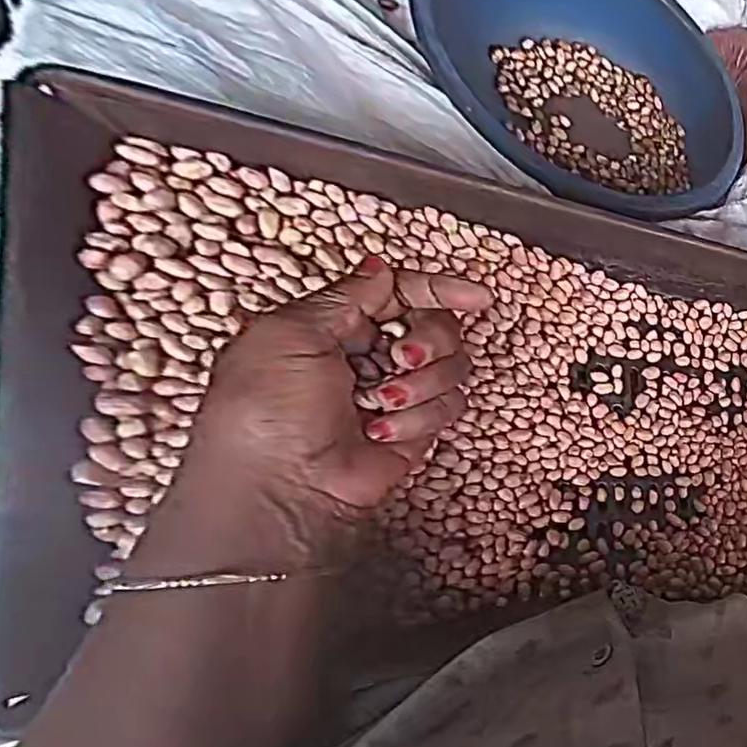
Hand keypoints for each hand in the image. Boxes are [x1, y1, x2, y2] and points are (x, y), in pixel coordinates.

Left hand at [140, 257, 490, 568]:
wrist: (287, 479)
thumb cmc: (267, 408)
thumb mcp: (288, 333)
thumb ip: (346, 297)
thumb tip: (381, 268)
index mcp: (341, 324)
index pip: (403, 293)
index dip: (442, 290)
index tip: (478, 296)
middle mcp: (377, 354)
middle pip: (439, 329)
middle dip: (428, 343)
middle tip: (402, 359)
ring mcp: (404, 389)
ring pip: (452, 369)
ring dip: (418, 387)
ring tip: (377, 406)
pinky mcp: (424, 422)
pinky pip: (451, 406)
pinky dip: (419, 418)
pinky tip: (381, 431)